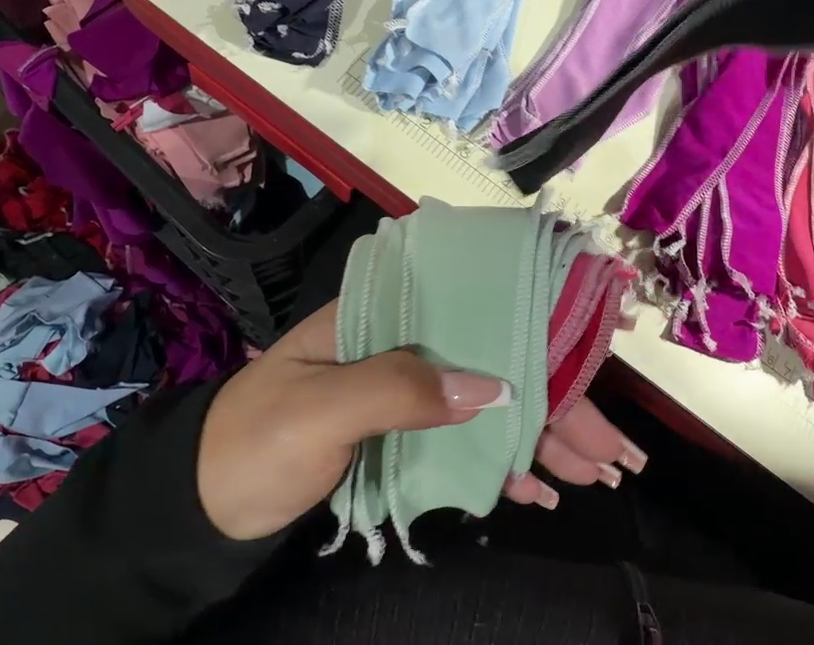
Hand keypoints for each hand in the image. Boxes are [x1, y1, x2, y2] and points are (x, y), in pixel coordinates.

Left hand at [199, 299, 647, 539]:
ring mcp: (407, 393)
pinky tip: (542, 486)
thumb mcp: (320, 410)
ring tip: (599, 472)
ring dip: (545, 437)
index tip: (594, 349)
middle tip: (614, 451)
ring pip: (491, 405)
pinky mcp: (403, 437)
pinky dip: (507, 463)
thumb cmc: (252, 442)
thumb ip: (400, 388)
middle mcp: (404, 344)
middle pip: (497, 362)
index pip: (475, 306)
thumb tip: (494, 386)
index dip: (537, 324)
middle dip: (558, 403)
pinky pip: (467, 442)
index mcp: (383, 316)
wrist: (200, 508)